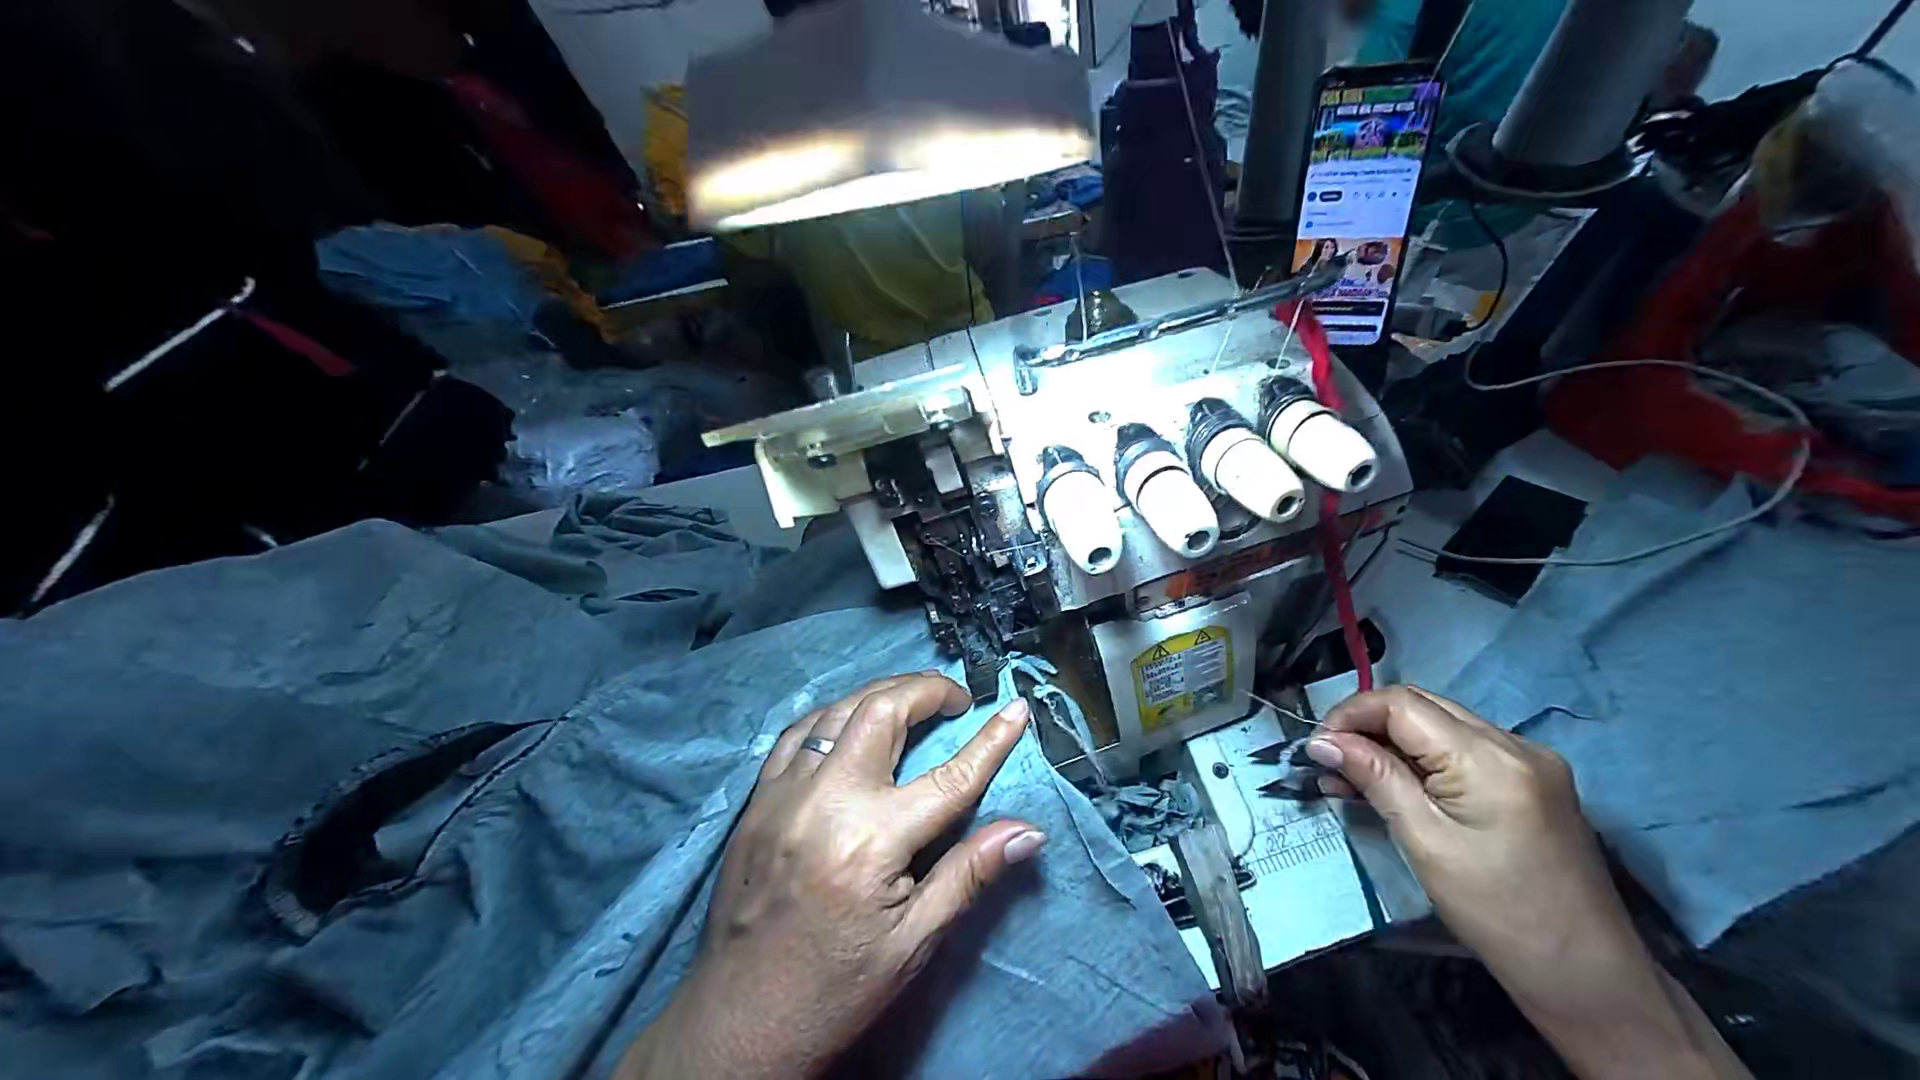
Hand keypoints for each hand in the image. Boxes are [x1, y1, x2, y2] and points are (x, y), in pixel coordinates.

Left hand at [620, 675, 1043, 1079]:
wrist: (739, 1021)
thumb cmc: (837, 988)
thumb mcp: (914, 943)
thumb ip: (970, 874)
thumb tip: (1030, 832)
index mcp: (872, 842)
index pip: (949, 777)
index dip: (990, 740)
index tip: (1015, 708)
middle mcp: (826, 801)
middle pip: (881, 712)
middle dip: (925, 690)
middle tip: (954, 700)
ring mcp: (784, 793)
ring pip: (837, 711)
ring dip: (882, 694)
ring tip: (912, 703)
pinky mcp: (757, 799)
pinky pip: (797, 732)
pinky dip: (834, 715)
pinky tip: (852, 722)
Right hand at [1307, 686, 1749, 1079]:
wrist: (1591, 979)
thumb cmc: (1499, 912)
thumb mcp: (1424, 841)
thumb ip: (1374, 777)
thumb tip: (1321, 741)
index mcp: (1490, 758)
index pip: (1401, 704)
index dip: (1350, 714)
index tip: (1317, 748)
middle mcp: (1515, 744)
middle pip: (1420, 705)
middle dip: (1366, 724)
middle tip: (1328, 759)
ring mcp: (1529, 761)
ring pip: (1437, 724)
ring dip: (1388, 740)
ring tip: (1349, 776)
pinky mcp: (1531, 781)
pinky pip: (1460, 748)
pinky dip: (1418, 758)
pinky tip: (1391, 783)